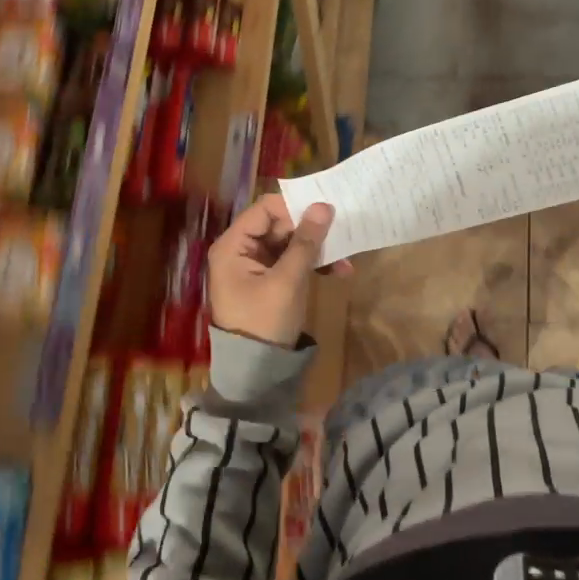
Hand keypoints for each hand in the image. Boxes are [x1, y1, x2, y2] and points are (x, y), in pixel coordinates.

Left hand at [206, 196, 352, 348]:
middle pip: (279, 224)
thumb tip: (324, 206)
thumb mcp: (287, 281)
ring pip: (290, 243)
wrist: (256, 373)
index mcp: (233, 245)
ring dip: (317, 248)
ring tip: (345, 259)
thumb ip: (305, 242)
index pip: (264, 209)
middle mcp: (241, 250)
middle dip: (311, 230)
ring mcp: (255, 266)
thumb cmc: (265, 322)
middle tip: (342, 232)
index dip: (294, 207)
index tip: (325, 211)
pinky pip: (292, 261)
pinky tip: (339, 272)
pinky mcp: (270, 281)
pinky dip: (313, 264)